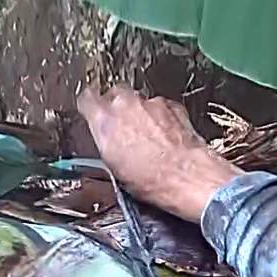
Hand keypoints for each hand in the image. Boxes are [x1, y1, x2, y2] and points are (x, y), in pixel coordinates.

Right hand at [77, 87, 241, 221]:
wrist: (189, 178)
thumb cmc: (154, 180)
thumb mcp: (115, 168)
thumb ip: (106, 143)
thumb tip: (106, 141)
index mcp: (105, 120)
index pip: (87, 100)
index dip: (91, 108)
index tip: (94, 115)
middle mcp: (126, 105)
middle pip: (115, 96)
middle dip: (119, 111)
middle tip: (125, 132)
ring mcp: (151, 103)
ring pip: (140, 102)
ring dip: (143, 116)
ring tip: (150, 141)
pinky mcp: (173, 106)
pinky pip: (161, 108)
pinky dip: (162, 119)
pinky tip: (166, 139)